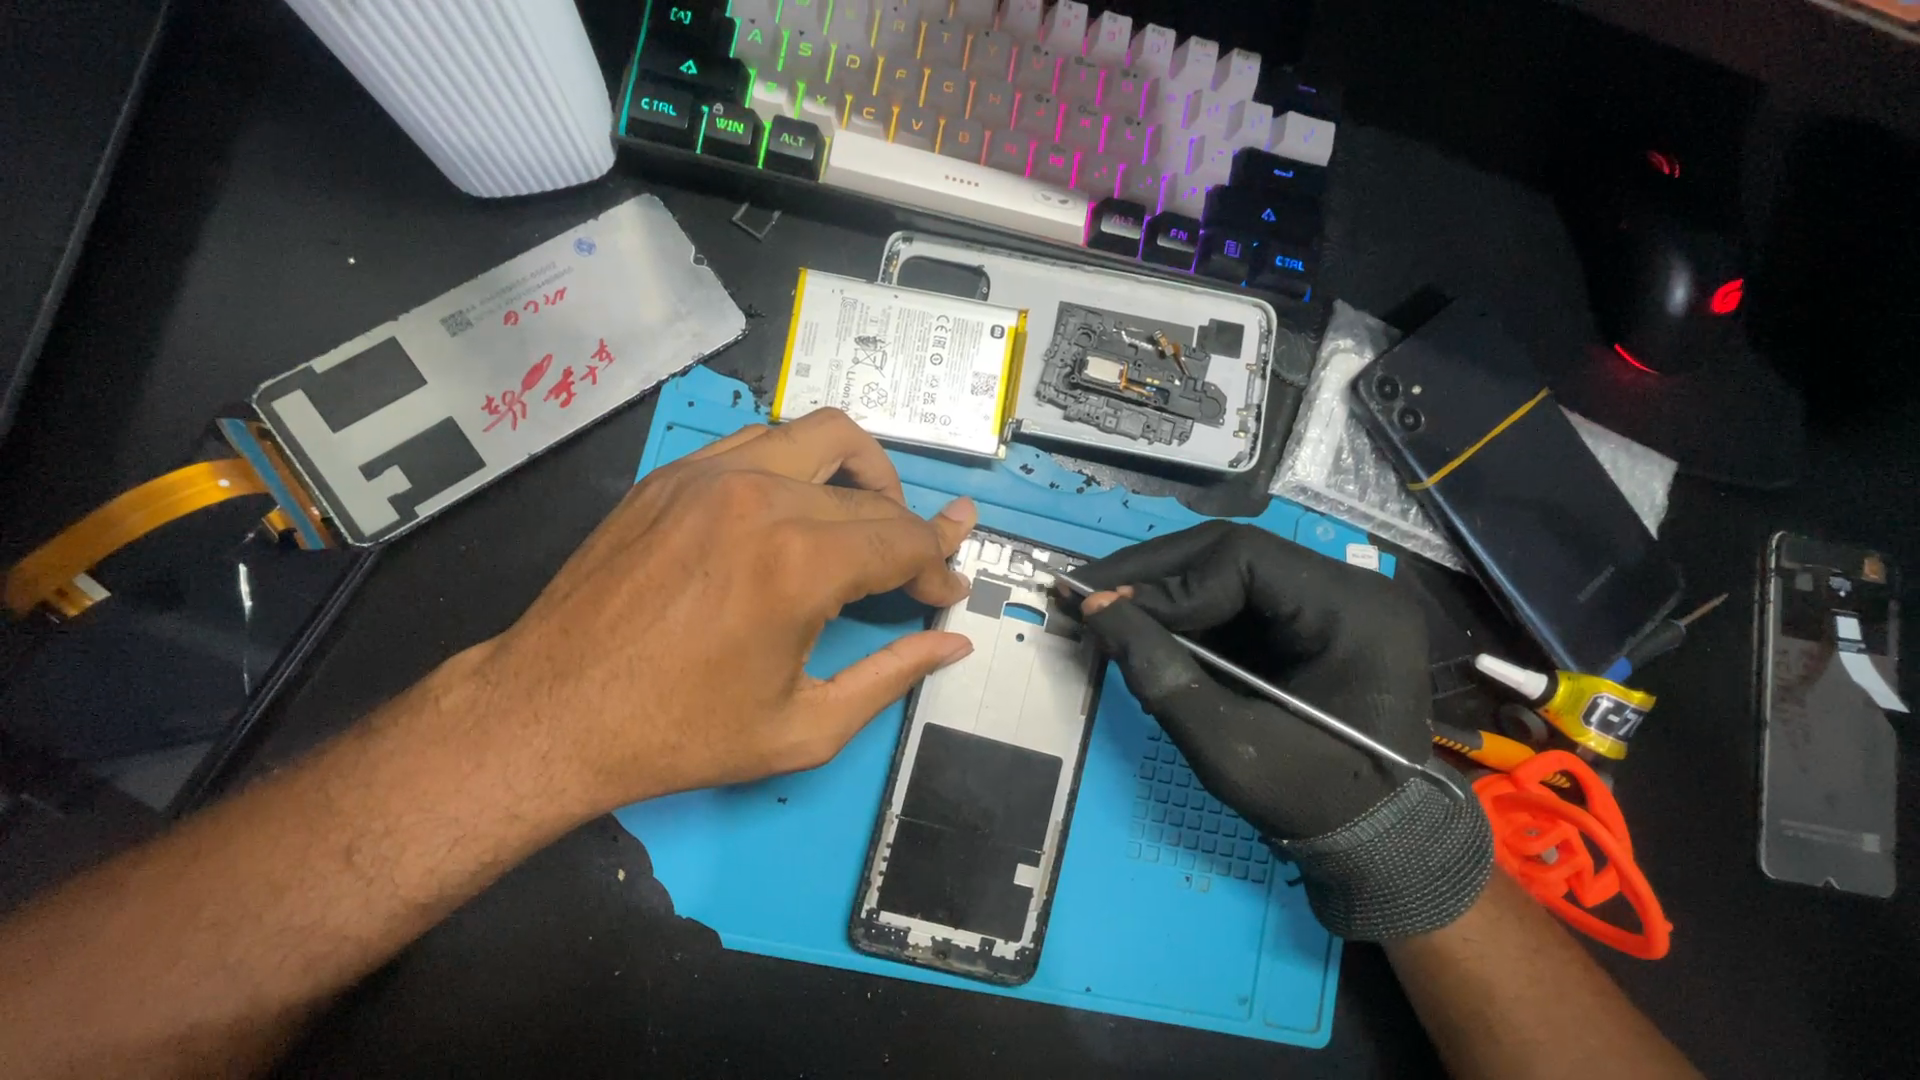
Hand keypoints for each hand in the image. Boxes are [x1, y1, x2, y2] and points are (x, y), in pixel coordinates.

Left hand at [437, 410, 976, 818]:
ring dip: (864, 473)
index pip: (904, 541)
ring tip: (867, 518)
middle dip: (911, 531)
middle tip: (915, 569)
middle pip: (873, 495)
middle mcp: (763, 499)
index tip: (946, 589)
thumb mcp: (804, 728)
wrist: (550, 713)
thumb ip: (892, 676)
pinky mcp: (673, 475)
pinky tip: (795, 508)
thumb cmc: (680, 734)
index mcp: (801, 565)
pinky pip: (761, 442)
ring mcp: (710, 476)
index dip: (938, 566)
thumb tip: (953, 644)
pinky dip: (799, 464)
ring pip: (823, 435)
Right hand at [1075, 521, 1491, 940]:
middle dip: (1150, 574)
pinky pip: (1230, 598)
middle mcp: (1345, 588)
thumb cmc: (1311, 800)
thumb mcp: (1229, 747)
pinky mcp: (1300, 621)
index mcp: (1351, 610)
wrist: (1372, 839)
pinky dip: (1178, 610)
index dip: (1166, 583)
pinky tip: (1136, 622)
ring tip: (1098, 603)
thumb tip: (1094, 609)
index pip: (1242, 560)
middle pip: (1229, 553)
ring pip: (1223, 569)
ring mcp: (1324, 601)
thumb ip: (1160, 674)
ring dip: (1158, 588)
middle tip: (1083, 589)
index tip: (1104, 611)